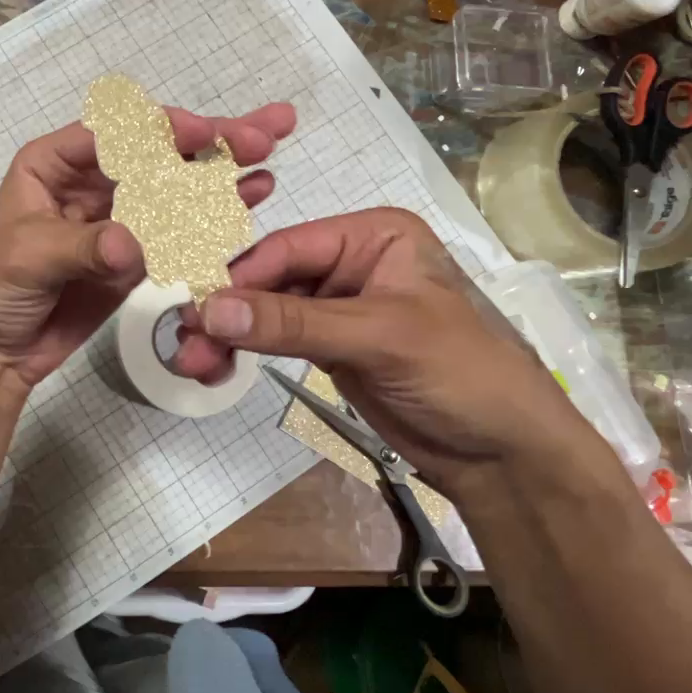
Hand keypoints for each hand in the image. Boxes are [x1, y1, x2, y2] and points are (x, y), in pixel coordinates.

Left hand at [0, 104, 296, 395]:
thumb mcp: (25, 257)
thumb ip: (82, 247)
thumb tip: (134, 246)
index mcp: (54, 163)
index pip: (116, 133)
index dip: (162, 128)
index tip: (204, 134)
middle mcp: (90, 181)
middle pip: (156, 152)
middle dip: (209, 140)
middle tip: (265, 132)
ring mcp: (116, 218)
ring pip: (175, 187)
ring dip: (220, 171)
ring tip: (271, 155)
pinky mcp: (134, 256)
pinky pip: (178, 231)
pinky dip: (213, 217)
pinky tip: (251, 199)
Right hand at [173, 208, 600, 496]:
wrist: (506, 456)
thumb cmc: (462, 373)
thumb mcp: (378, 336)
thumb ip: (292, 322)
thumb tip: (210, 311)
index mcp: (373, 236)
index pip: (286, 248)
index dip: (238, 278)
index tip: (193, 309)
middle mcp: (351, 262)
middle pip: (269, 278)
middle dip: (227, 313)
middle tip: (185, 346)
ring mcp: (337, 305)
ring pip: (264, 311)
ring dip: (227, 337)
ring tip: (193, 366)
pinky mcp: (329, 345)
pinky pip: (273, 339)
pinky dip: (243, 352)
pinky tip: (215, 369)